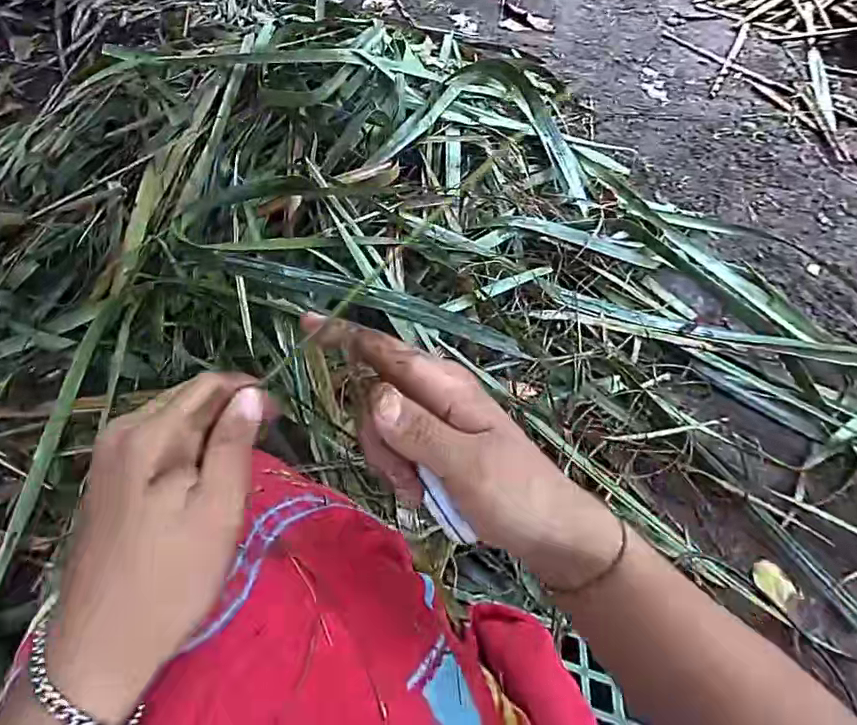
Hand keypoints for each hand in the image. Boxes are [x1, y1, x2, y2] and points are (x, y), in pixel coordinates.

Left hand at [42, 374, 264, 721]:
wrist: (96, 651)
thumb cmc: (169, 581)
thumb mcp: (217, 510)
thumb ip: (233, 443)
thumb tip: (251, 393)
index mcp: (146, 433)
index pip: (207, 385)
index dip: (247, 393)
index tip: (276, 419)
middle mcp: (121, 431)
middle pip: (187, 402)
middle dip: (226, 418)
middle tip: (255, 458)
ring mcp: (107, 456)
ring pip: (172, 424)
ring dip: (206, 439)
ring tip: (228, 478)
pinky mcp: (105, 480)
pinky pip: (154, 447)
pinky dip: (184, 456)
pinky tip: (195, 490)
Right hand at [302, 313, 622, 589]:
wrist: (551, 533)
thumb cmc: (516, 493)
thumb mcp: (467, 465)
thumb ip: (418, 431)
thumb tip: (372, 396)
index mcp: (443, 383)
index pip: (383, 350)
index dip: (343, 336)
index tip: (306, 324)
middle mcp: (433, 391)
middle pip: (371, 395)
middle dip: (376, 439)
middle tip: (406, 479)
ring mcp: (432, 416)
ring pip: (379, 425)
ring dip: (389, 462)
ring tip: (421, 492)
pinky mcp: (431, 442)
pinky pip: (394, 447)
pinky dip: (399, 473)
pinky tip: (423, 495)